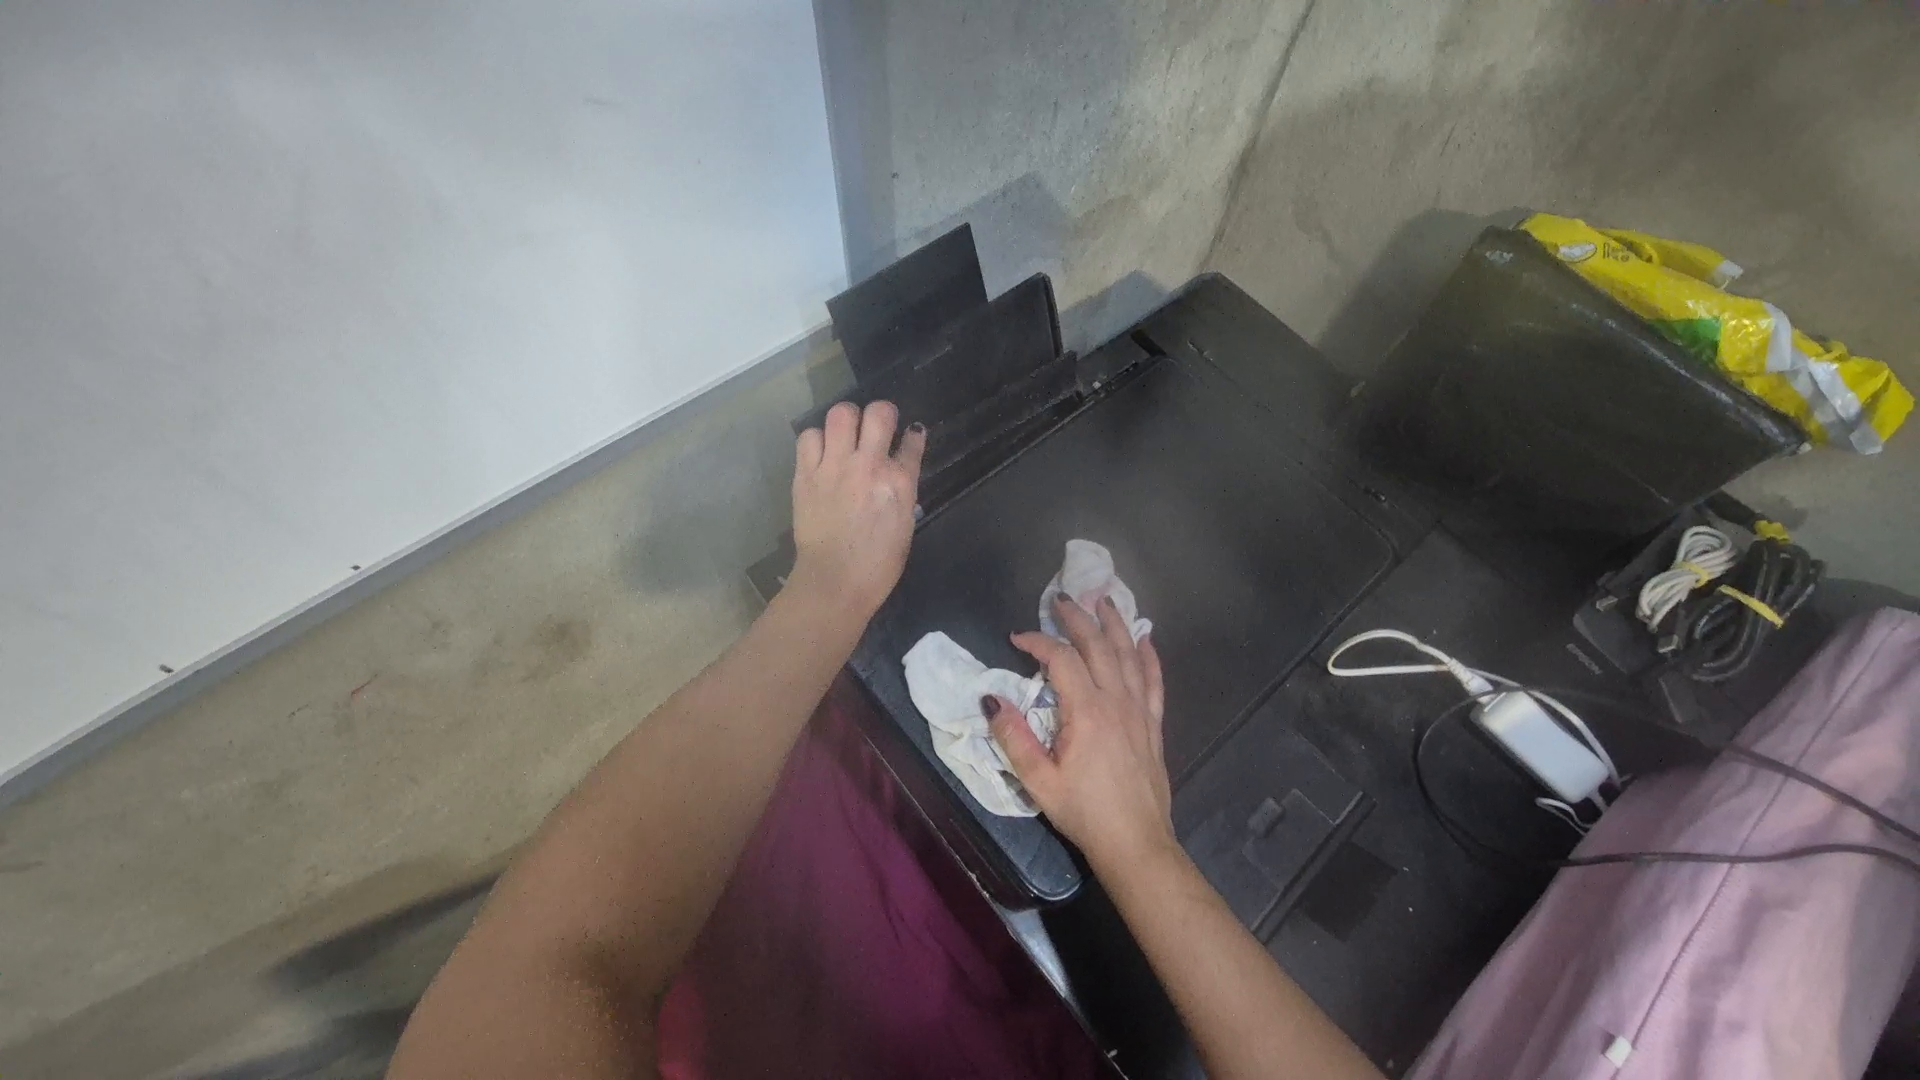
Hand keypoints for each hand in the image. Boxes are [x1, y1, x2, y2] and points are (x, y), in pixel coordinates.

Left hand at [790, 400, 925, 619]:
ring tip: (846, 433)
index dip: (912, 435)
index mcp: (900, 482)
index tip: (909, 435)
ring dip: (847, 419)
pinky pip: (809, 436)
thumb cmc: (878, 564)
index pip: (912, 441)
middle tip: (877, 426)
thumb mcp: (905, 525)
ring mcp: (834, 467)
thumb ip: (903, 490)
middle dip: (881, 413)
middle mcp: (868, 465)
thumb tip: (900, 469)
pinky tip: (822, 452)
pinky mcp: (806, 474)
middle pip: (878, 413)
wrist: (834, 582)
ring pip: (840, 414)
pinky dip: (817, 439)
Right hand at [988, 595, 1173, 866]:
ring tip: (1104, 600)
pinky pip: (1153, 681)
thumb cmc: (1084, 813)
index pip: (1061, 659)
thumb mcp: (1039, 781)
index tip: (1017, 637)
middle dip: (1078, 618)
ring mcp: (1139, 712)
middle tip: (1061, 599)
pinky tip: (1145, 640)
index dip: (1038, 641)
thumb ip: (1014, 738)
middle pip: (1098, 646)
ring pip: (1128, 656)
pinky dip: (1149, 657)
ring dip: (1115, 625)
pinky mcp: (1152, 725)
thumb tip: (992, 699)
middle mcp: (1116, 702)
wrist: (1135, 844)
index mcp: (1087, 712)